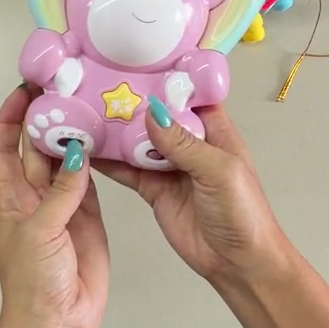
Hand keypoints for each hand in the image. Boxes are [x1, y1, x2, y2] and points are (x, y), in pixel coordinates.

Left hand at [0, 85, 110, 327]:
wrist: (57, 325)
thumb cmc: (33, 283)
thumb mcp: (40, 232)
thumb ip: (60, 192)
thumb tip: (76, 151)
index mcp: (12, 199)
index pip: (4, 150)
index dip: (9, 121)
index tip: (24, 91)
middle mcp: (36, 198)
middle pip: (38, 149)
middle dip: (47, 119)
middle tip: (67, 86)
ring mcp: (64, 207)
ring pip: (68, 162)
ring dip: (75, 135)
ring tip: (90, 102)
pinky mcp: (90, 219)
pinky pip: (92, 183)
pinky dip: (98, 160)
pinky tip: (108, 136)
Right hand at [94, 100, 285, 285]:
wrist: (237, 262)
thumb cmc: (243, 214)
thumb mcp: (219, 172)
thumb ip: (184, 144)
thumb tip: (152, 113)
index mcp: (214, 132)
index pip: (188, 97)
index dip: (166, 81)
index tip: (135, 64)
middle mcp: (190, 145)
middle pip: (157, 118)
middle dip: (132, 104)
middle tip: (97, 88)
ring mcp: (169, 168)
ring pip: (137, 143)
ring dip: (115, 132)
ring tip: (85, 114)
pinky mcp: (154, 190)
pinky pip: (128, 171)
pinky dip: (109, 162)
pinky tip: (89, 150)